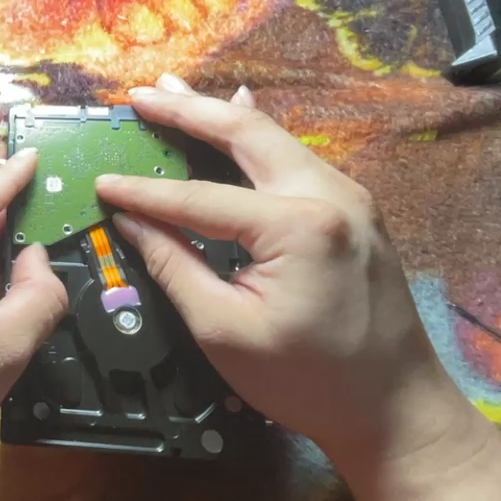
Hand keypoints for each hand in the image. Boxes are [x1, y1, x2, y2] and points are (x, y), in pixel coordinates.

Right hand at [95, 76, 473, 475]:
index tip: (100, 181)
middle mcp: (327, 193)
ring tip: (171, 89)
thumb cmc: (308, 380)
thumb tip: (130, 221)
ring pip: (270, 135)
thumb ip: (175, 265)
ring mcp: (345, 195)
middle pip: (243, 133)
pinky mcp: (350, 207)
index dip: (143, 191)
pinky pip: (290, 155)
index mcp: (295, 225)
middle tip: (139, 95)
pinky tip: (239, 106)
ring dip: (217, 112)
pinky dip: (252, 133)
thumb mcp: (224, 329)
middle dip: (187, 110)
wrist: (400, 411)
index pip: (198, 197)